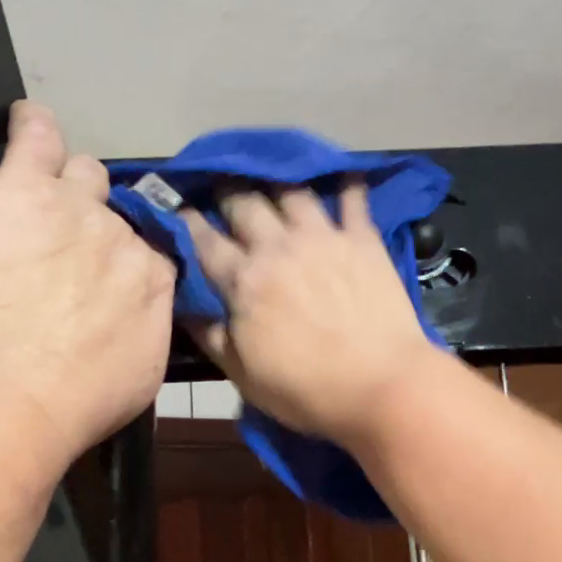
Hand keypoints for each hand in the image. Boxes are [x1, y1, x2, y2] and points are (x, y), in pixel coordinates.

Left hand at [0, 101, 174, 460]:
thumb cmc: (72, 402)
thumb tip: (138, 323)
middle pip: (118, 213)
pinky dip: (32, 128)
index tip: (107, 278)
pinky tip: (26, 122)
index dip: (126, 263)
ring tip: (47, 191)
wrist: (6, 386)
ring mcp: (75, 207)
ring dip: (70, 182)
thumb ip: (144, 335)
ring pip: (84, 173)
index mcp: (154, 282)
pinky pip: (34, 139)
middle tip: (68, 250)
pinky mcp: (22, 189)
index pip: (150, 253)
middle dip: (99, 226)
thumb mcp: (135, 379)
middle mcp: (123, 237)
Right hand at [181, 183, 435, 444]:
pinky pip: (353, 199)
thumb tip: (187, 311)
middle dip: (227, 190)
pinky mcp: (362, 239)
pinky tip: (342, 170)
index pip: (205, 243)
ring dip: (276, 180)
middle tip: (221, 182)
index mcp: (243, 282)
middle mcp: (278, 248)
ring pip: (291, 192)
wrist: (382, 385)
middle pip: (244, 204)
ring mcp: (322, 238)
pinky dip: (346, 182)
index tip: (178, 209)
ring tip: (270, 172)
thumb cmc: (307, 390)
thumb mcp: (244, 376)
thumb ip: (213, 338)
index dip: (187, 223)